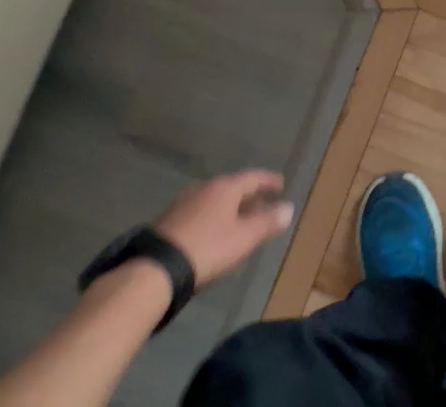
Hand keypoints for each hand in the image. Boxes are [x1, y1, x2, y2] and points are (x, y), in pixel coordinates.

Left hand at [153, 169, 294, 285]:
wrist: (156, 269)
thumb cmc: (208, 248)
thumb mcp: (244, 237)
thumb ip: (267, 222)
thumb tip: (289, 208)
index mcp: (225, 188)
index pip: (253, 177)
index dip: (269, 181)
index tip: (281, 184)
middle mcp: (204, 189)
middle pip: (232, 188)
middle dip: (249, 196)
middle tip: (263, 202)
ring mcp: (183, 203)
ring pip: (214, 200)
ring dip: (230, 208)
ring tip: (240, 219)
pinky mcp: (169, 221)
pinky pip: (200, 212)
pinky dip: (213, 218)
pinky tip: (214, 232)